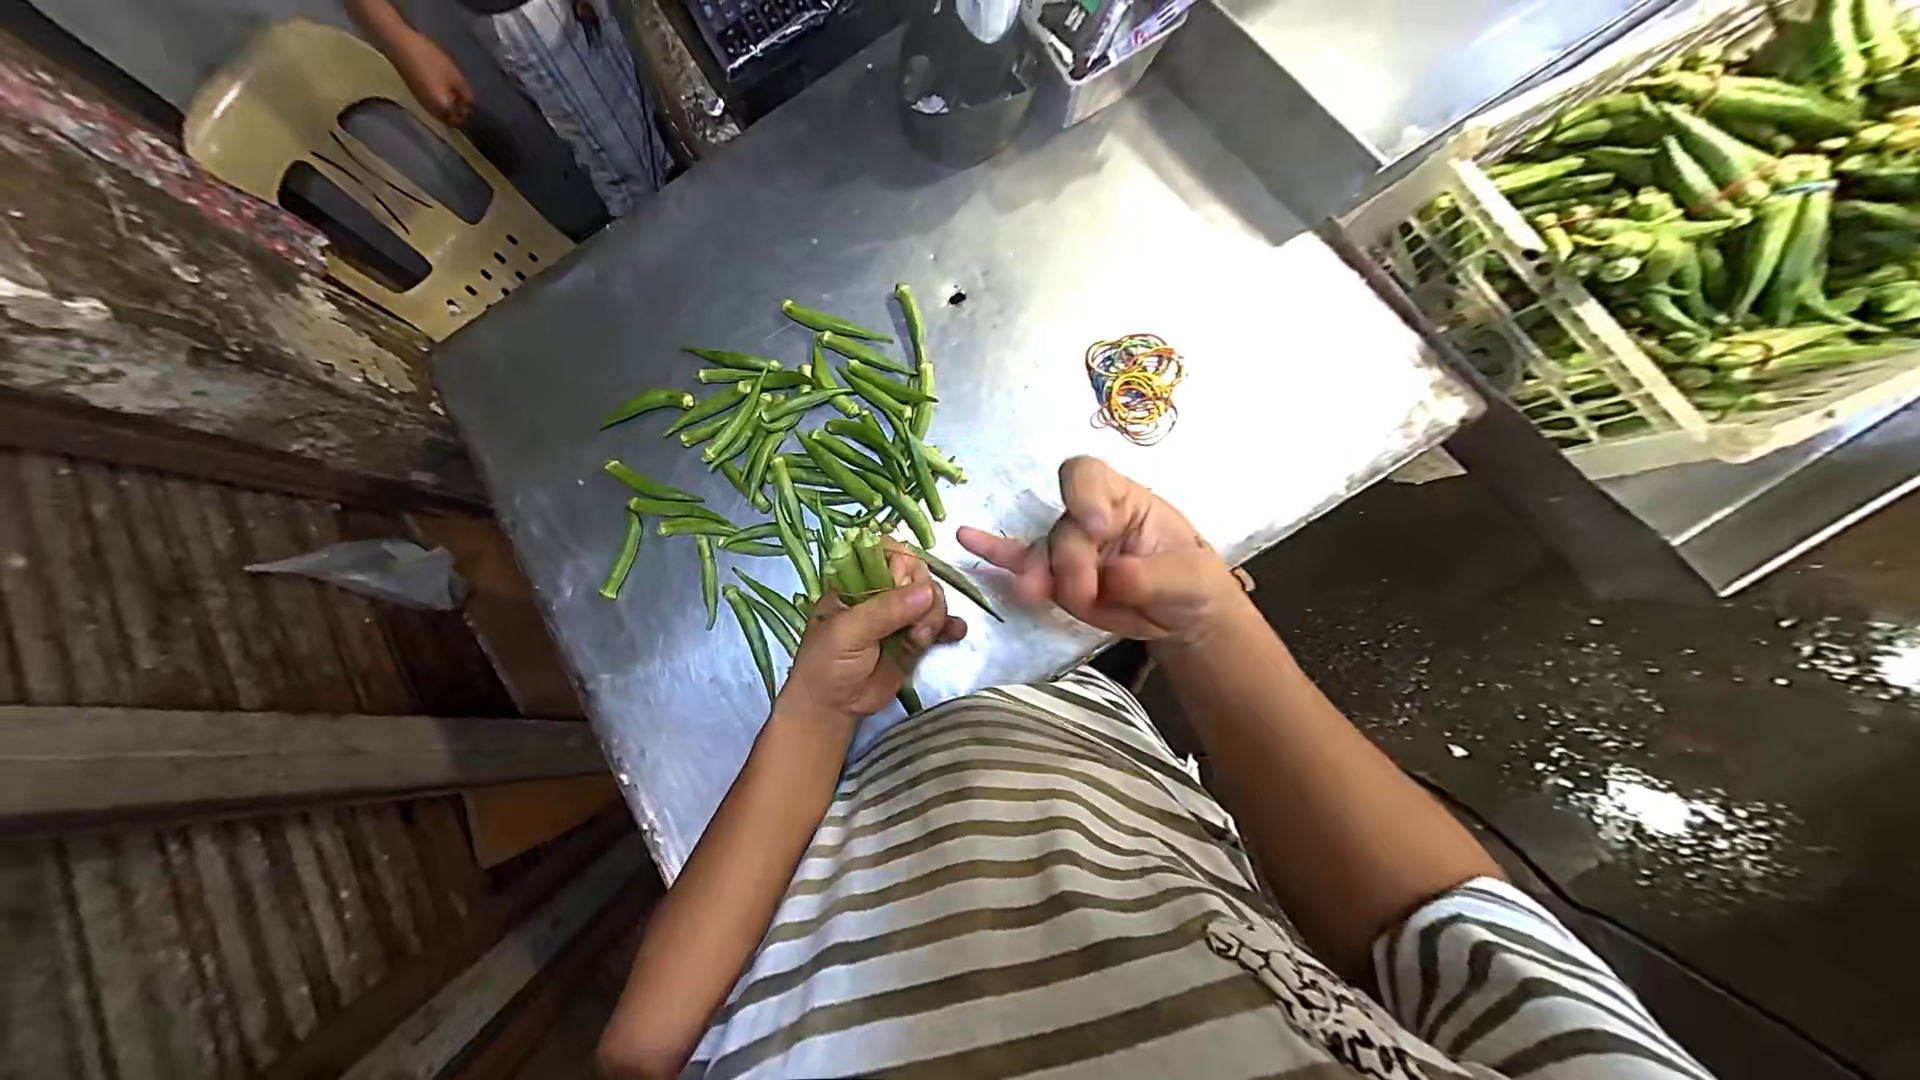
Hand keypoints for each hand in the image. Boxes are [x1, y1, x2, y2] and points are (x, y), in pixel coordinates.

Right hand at [391, 32, 473, 125]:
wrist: (396, 41)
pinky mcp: (412, 93)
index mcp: (443, 109)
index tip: (470, 104)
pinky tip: (440, 88)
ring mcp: (420, 102)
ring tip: (452, 92)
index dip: (467, 114)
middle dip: (457, 112)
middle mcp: (431, 111)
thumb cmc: (429, 59)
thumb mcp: (456, 77)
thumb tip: (470, 104)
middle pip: (449, 118)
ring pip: (439, 111)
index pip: (460, 121)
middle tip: (462, 99)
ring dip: (447, 106)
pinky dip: (438, 100)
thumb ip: (467, 95)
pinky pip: (431, 103)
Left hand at [776, 547, 967, 727]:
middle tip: (914, 623)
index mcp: (857, 580)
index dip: (904, 565)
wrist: (833, 708)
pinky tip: (954, 634)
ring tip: (919, 638)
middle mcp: (882, 592)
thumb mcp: (847, 633)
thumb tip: (927, 591)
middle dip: (925, 595)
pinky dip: (950, 627)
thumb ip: (884, 611)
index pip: (889, 553)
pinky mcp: (916, 639)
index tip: (904, 584)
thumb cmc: (826, 664)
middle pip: (919, 574)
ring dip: (935, 615)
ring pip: (933, 599)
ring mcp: (901, 616)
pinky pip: (941, 626)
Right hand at [957, 456, 1244, 645]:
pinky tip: (967, 540)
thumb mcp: (1189, 578)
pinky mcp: (1053, 576)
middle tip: (1087, 593)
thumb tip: (1115, 575)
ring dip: (1036, 573)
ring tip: (1035, 593)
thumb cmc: (1190, 582)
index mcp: (1124, 500)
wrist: (1180, 616)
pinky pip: (1019, 561)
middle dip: (1071, 561)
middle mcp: (1089, 516)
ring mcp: (1068, 547)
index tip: (1097, 526)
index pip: (1091, 476)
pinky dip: (994, 552)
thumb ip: (1153, 575)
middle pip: (1063, 525)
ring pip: (1040, 552)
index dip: (1084, 494)